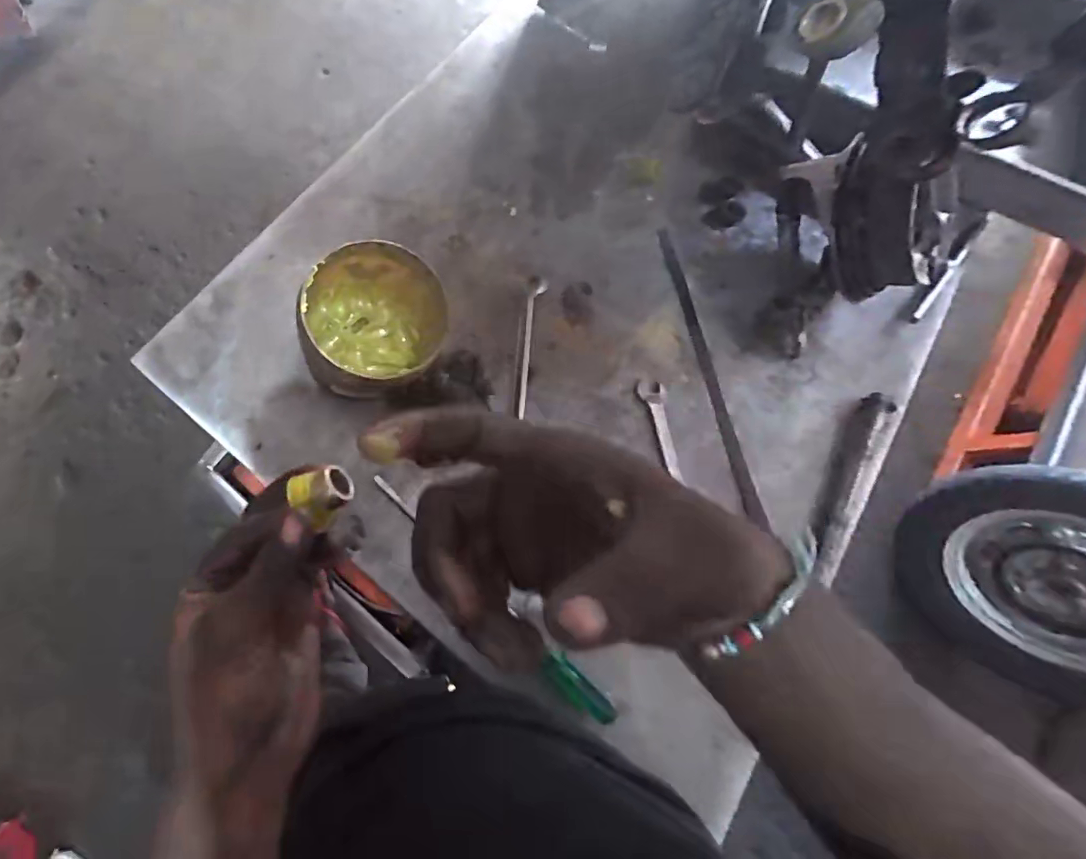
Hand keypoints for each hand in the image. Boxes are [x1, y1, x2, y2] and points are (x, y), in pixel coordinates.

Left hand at [161, 483, 325, 858]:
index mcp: (210, 582)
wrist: (248, 763)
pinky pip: (314, 575)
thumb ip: (270, 570)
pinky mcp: (300, 615)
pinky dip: (328, 556)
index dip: (274, 511)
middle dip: (297, 507)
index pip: (243, 534)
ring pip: (297, 551)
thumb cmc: (225, 692)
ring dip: (317, 529)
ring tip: (342, 509)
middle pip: (271, 535)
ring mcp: (273, 597)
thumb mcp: (238, 627)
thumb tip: (298, 517)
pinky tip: (342, 542)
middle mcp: (241, 582)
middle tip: (329, 478)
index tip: (308, 492)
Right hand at [359, 408, 791, 667]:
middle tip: (468, 618)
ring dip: (464, 606)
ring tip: (514, 655)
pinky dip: (483, 623)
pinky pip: (473, 589)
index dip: (420, 431)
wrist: (714, 599)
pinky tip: (524, 654)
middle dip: (443, 564)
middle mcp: (517, 488)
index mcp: (549, 460)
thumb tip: (560, 624)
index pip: (474, 431)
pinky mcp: (517, 568)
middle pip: (444, 509)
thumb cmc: (696, 552)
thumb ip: (618, 593)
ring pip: (452, 555)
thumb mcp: (672, 564)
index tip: (370, 446)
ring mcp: (514, 529)